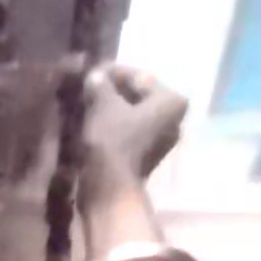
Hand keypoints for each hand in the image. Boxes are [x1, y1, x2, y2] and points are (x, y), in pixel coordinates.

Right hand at [80, 65, 187, 200]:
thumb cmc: (112, 143)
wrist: (108, 190)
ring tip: (87, 106)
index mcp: (171, 101)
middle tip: (88, 88)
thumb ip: (100, 85)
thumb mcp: (103, 106)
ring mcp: (159, 141)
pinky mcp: (144, 158)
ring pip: (131, 116)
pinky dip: (112, 128)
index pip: (139, 77)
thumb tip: (95, 76)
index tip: (92, 71)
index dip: (113, 72)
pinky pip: (128, 134)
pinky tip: (93, 125)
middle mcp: (173, 119)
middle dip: (113, 93)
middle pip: (137, 97)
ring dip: (111, 111)